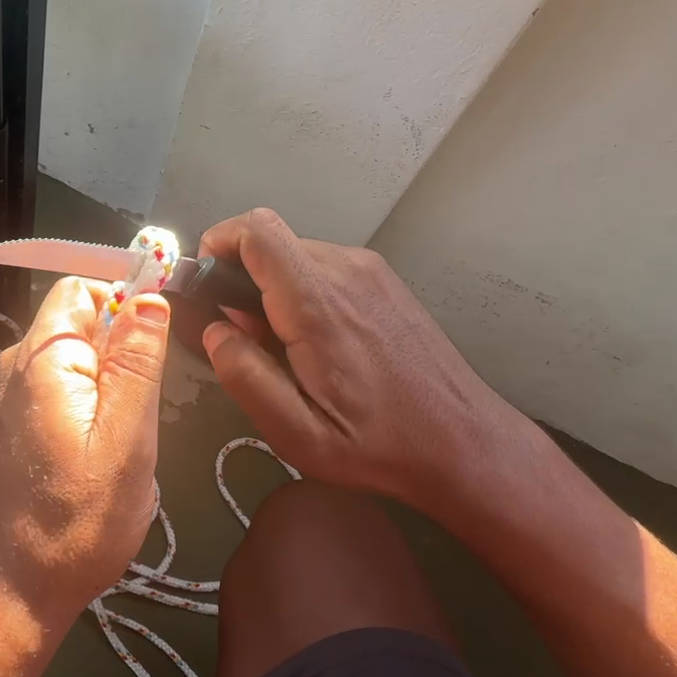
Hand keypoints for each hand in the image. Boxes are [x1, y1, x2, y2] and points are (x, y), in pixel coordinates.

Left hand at [0, 277, 171, 623]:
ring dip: (111, 382)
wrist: (21, 583)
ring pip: (78, 355)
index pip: (80, 288)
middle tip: (138, 411)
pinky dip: (93, 401)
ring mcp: (14, 390)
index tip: (155, 346)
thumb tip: (150, 295)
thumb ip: (138, 362)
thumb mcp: (127, 438)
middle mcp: (19, 361)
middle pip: (81, 321)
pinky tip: (102, 448)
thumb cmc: (79, 517)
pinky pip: (65, 383)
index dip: (123, 300)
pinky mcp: (19, 416)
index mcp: (41, 354)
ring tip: (123, 436)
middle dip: (121, 350)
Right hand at [199, 209, 523, 509]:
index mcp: (318, 303)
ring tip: (285, 345)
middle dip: (241, 277)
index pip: (255, 230)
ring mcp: (370, 271)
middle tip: (248, 336)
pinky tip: (317, 340)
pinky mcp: (383, 280)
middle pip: (269, 240)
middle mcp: (345, 270)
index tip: (208, 284)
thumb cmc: (379, 445)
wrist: (469, 445)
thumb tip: (216, 330)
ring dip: (271, 286)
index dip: (218, 242)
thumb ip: (244, 375)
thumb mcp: (296, 433)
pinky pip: (321, 265)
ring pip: (294, 252)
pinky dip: (301, 289)